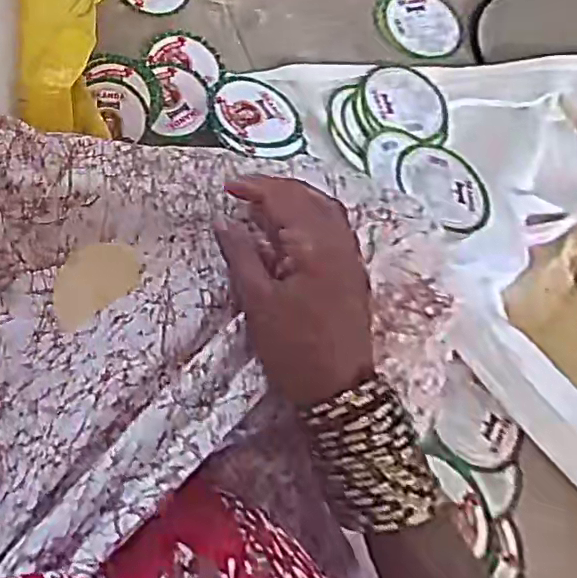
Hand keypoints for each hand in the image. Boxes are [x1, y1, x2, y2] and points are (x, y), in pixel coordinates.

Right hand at [215, 176, 374, 406]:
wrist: (338, 390)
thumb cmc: (293, 347)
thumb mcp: (257, 300)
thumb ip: (241, 254)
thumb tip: (224, 221)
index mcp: (314, 246)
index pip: (284, 200)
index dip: (255, 188)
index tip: (228, 187)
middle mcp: (338, 242)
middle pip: (307, 196)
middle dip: (274, 187)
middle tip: (242, 189)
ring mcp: (350, 255)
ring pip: (324, 206)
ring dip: (294, 196)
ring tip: (264, 199)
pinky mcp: (352, 269)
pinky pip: (334, 224)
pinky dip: (310, 211)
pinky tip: (292, 222)